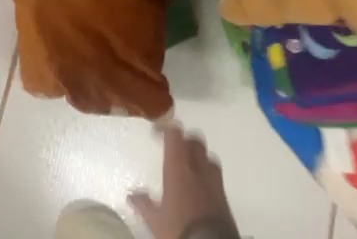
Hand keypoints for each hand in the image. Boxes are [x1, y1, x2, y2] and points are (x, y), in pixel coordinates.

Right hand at [129, 124, 237, 238]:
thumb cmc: (179, 229)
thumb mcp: (155, 221)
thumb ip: (144, 204)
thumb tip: (132, 195)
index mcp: (178, 169)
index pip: (175, 135)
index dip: (166, 128)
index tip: (156, 131)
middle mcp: (198, 169)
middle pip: (195, 141)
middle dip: (185, 140)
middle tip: (174, 148)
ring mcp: (214, 182)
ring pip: (209, 157)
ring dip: (199, 156)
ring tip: (189, 165)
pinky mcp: (225, 196)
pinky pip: (216, 176)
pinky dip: (207, 174)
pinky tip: (200, 186)